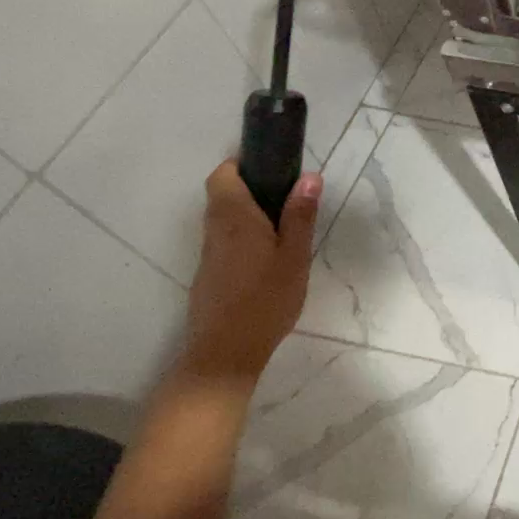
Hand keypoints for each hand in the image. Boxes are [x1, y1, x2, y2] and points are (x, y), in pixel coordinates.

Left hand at [180, 160, 321, 383]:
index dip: (241, 164)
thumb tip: (309, 176)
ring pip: (223, 219)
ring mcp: (209, 255)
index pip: (222, 176)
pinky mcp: (210, 275)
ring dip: (248, 213)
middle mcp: (215, 231)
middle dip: (251, 187)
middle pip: (223, 195)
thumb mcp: (294, 256)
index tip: (271, 166)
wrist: (225, 354)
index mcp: (234, 219)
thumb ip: (300, 216)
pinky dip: (244, 235)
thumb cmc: (265, 300)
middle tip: (289, 196)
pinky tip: (270, 255)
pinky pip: (225, 241)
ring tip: (285, 225)